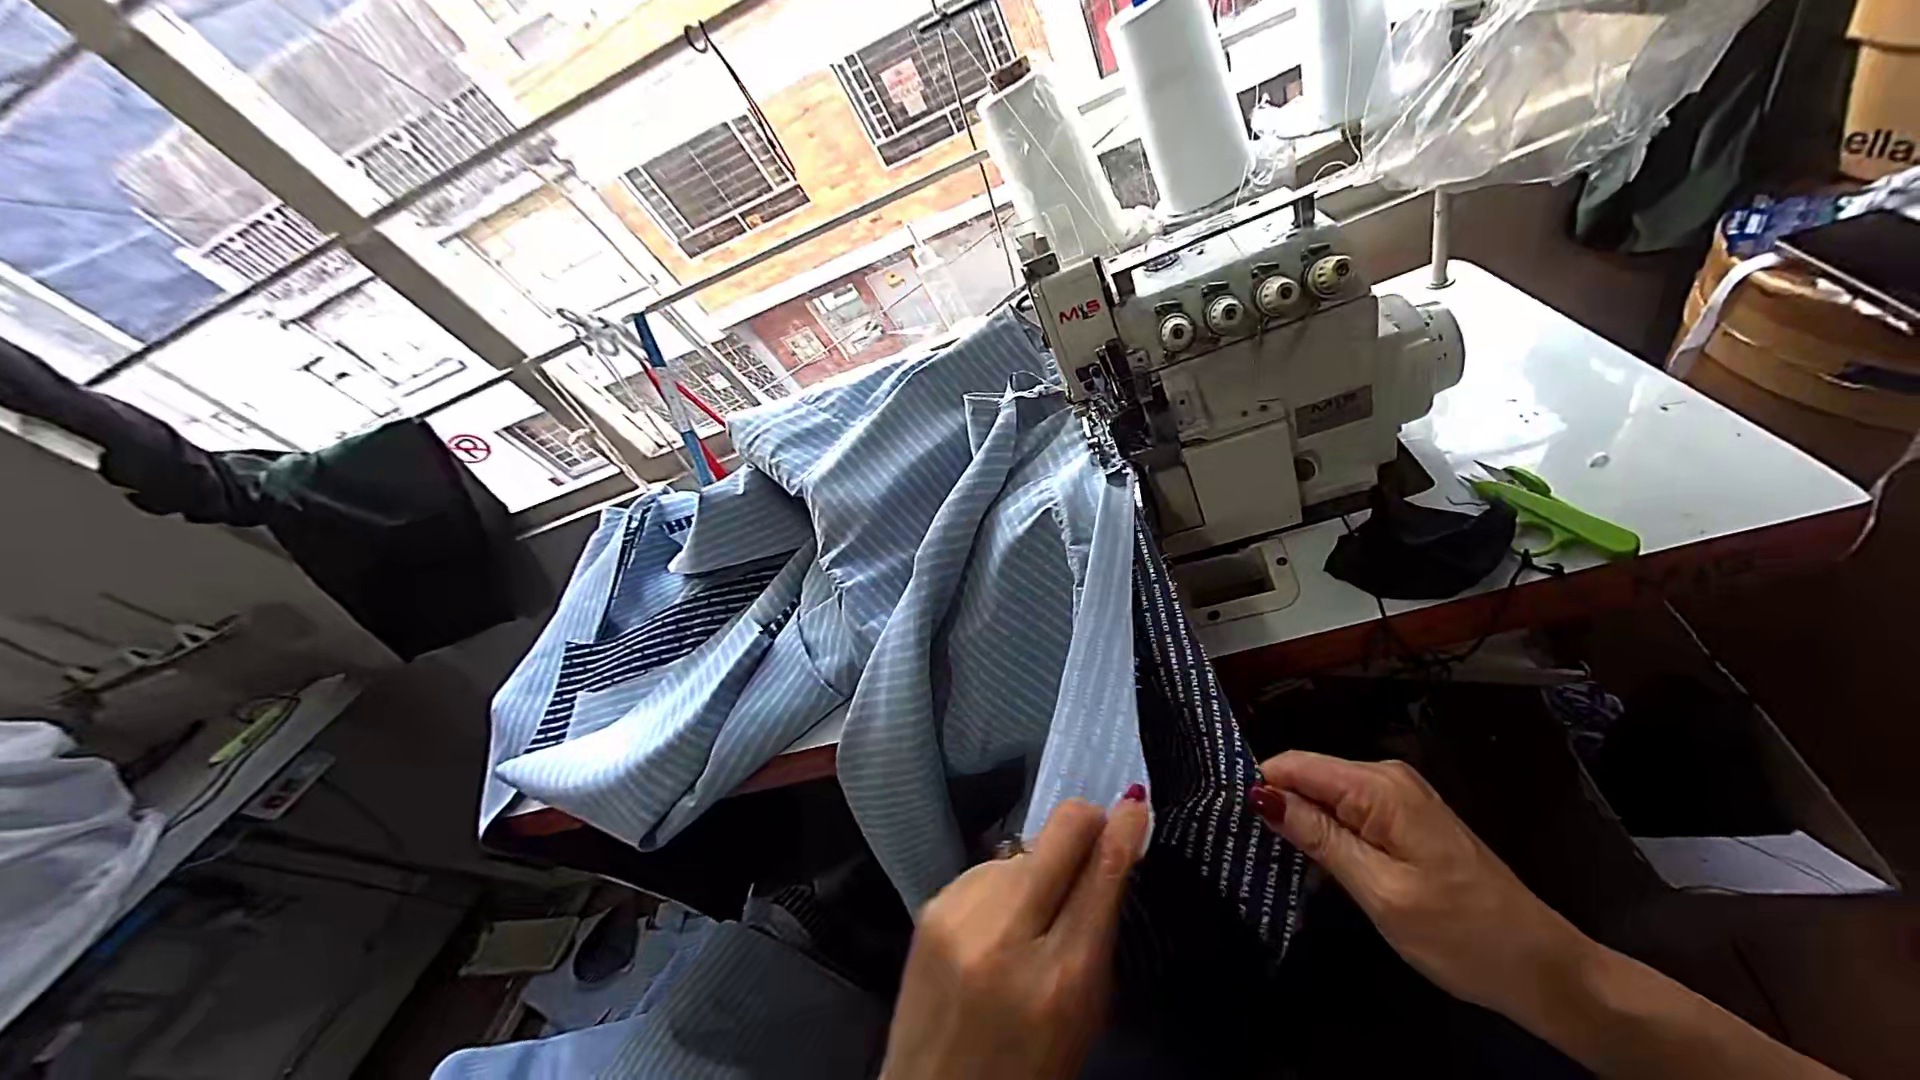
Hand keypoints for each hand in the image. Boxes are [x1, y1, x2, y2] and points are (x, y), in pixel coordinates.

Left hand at [879, 790, 1150, 1079]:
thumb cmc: (1030, 1068)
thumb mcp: (1085, 1011)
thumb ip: (1099, 931)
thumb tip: (1111, 850)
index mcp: (1060, 977)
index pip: (1102, 873)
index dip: (1123, 829)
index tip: (1134, 802)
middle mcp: (1005, 933)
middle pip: (1059, 833)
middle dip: (1084, 821)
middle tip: (1095, 828)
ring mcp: (960, 913)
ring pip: (1022, 848)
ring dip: (1037, 866)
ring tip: (1030, 910)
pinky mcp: (930, 905)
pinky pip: (986, 869)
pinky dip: (1002, 883)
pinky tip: (995, 920)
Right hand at [1250, 752, 1850, 1079]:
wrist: (1547, 970)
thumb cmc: (1462, 935)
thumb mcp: (1379, 889)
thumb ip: (1317, 836)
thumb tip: (1260, 795)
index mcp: (1379, 787)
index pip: (1293, 764)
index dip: (1260, 788)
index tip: (1235, 822)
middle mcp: (1385, 776)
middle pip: (1306, 775)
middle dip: (1278, 806)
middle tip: (1256, 853)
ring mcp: (1397, 794)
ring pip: (1322, 792)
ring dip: (1300, 822)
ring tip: (1281, 862)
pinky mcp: (1403, 815)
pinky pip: (1344, 808)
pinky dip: (1325, 830)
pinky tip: (1318, 862)